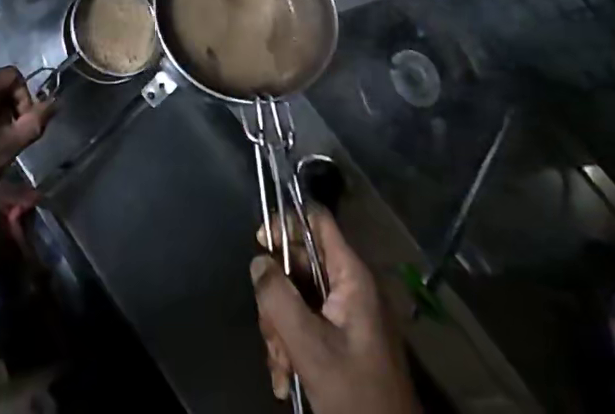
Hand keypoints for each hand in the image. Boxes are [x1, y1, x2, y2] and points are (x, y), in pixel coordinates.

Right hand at [252, 209, 418, 413]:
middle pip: (300, 264)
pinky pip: (307, 324)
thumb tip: (258, 261)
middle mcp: (350, 287)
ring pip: (298, 298)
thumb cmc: (355, 393)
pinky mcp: (343, 339)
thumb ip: (279, 299)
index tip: (259, 241)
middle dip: (277, 298)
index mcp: (352, 276)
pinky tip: (285, 378)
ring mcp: (347, 314)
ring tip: (280, 366)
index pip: (317, 222)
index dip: (287, 222)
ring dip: (281, 330)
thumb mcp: (310, 347)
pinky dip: (291, 346)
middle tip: (270, 333)